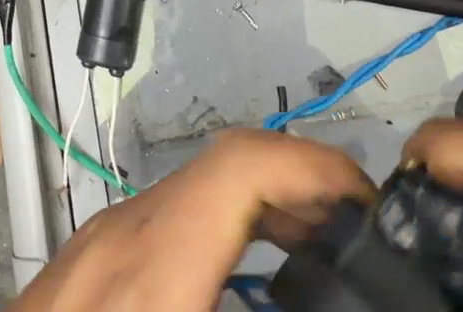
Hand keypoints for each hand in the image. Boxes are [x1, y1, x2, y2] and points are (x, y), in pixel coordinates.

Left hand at [8, 129, 373, 311]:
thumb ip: (259, 304)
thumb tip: (329, 293)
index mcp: (153, 267)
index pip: (239, 164)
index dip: (315, 166)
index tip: (367, 201)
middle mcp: (124, 233)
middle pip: (226, 164)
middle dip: (304, 184)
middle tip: (362, 233)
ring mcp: (103, 237)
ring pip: (200, 183)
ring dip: (267, 201)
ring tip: (322, 247)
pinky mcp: (95, 254)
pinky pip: (173, 211)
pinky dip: (227, 221)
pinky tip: (252, 264)